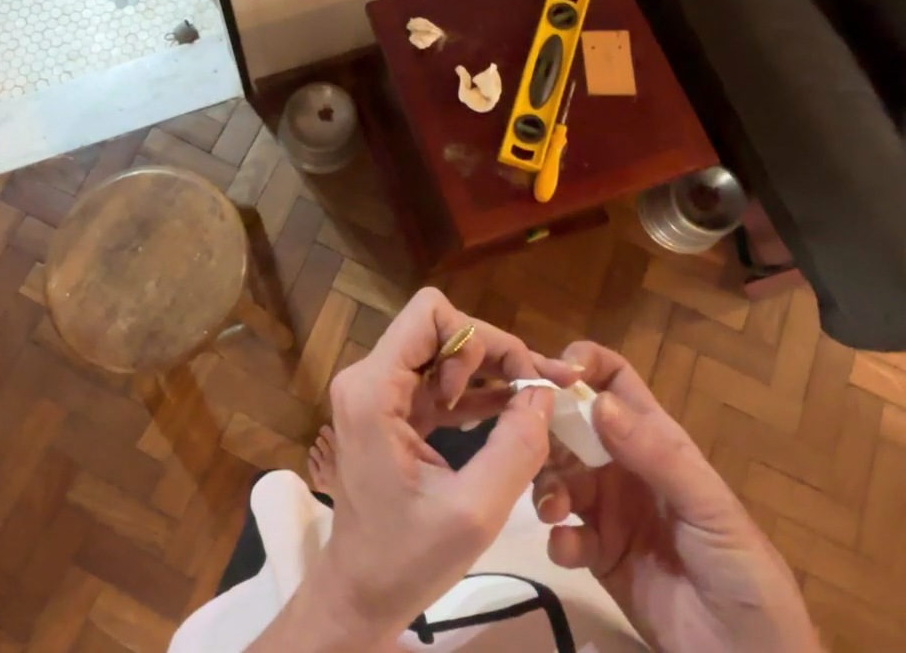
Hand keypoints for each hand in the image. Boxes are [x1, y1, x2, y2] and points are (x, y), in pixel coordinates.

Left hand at [249, 288, 558, 650]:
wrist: (361, 592)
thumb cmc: (407, 558)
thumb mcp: (474, 511)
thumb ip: (516, 447)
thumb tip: (545, 394)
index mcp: (373, 389)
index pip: (429, 314)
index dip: (478, 337)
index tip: (508, 384)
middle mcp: (370, 378)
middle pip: (442, 330)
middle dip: (494, 353)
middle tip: (541, 390)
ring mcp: (380, 394)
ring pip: (446, 353)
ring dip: (492, 371)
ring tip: (541, 396)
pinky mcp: (394, 412)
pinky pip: (442, 383)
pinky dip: (479, 392)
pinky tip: (518, 409)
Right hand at [534, 341, 820, 652]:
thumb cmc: (743, 574)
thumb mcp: (710, 510)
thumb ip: (656, 456)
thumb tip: (597, 401)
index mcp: (658, 443)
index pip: (615, 382)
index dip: (583, 365)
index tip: (549, 372)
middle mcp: (627, 467)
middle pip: (573, 425)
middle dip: (547, 427)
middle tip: (524, 440)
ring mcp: (610, 511)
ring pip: (559, 476)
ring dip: (546, 485)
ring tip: (553, 512)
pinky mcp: (598, 555)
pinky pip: (564, 532)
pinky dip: (558, 537)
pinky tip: (569, 550)